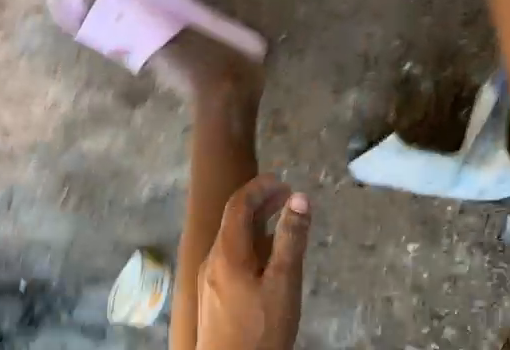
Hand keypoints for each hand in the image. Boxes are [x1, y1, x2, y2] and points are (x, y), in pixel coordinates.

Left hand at [195, 175, 310, 349]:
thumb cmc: (259, 330)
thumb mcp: (283, 283)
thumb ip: (290, 238)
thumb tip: (299, 196)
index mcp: (226, 252)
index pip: (238, 204)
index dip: (259, 187)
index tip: (282, 180)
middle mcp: (212, 262)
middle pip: (233, 222)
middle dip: (260, 204)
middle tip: (287, 197)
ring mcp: (209, 284)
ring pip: (232, 243)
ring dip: (256, 227)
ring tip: (283, 227)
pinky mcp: (213, 302)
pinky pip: (231, 262)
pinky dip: (250, 249)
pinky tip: (268, 264)